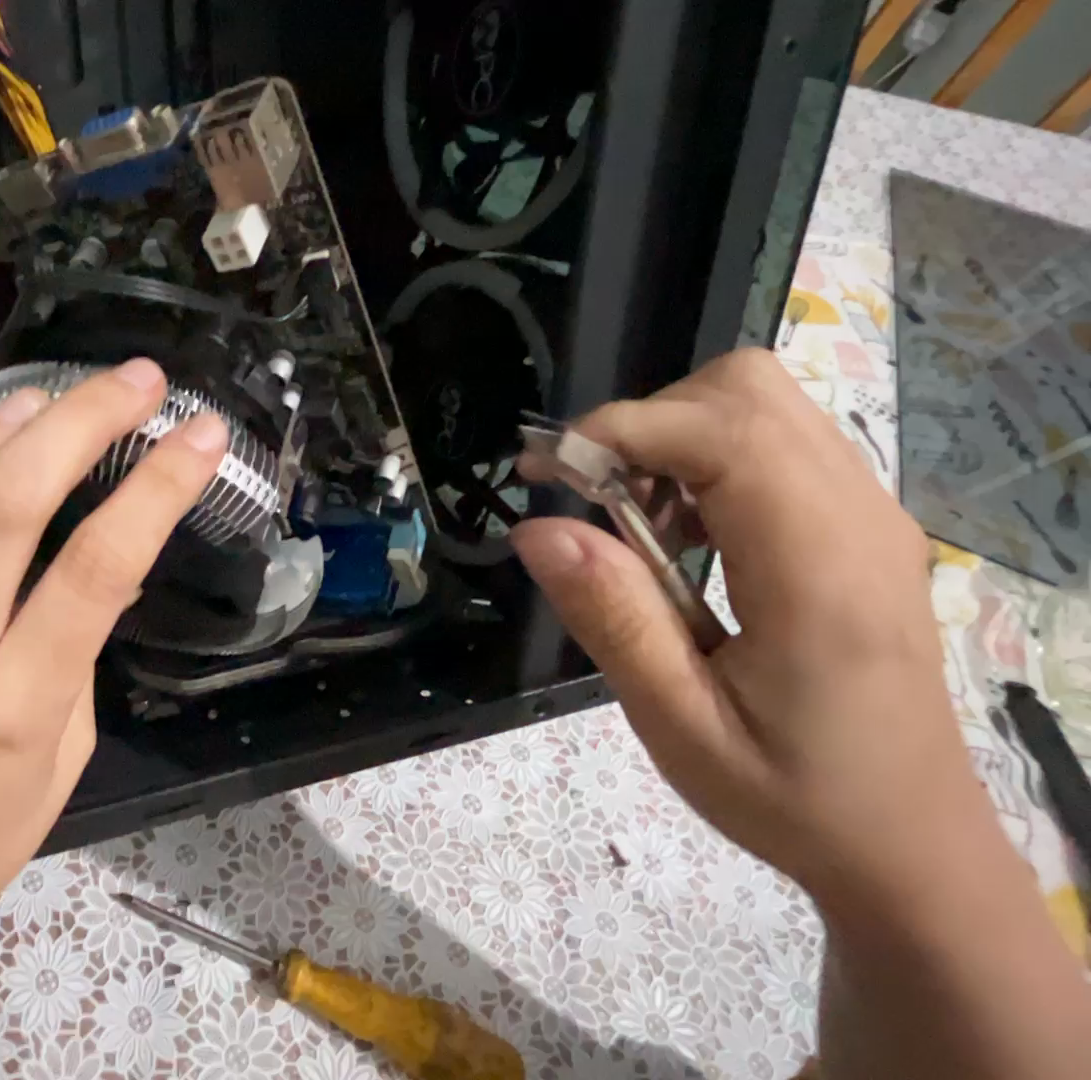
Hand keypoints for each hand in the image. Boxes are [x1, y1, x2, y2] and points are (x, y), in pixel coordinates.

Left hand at [0, 358, 227, 922]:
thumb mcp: (68, 745)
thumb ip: (80, 644)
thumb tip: (103, 556)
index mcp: (17, 695)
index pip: (95, 569)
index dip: (156, 488)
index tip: (201, 432)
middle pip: (2, 507)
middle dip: (78, 422)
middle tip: (132, 379)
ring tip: (25, 413)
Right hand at [510, 348, 991, 910]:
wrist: (907, 843)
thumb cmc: (788, 794)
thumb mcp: (677, 723)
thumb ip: (612, 618)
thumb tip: (536, 529)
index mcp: (818, 572)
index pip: (727, 433)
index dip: (623, 429)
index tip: (544, 474)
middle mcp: (857, 519)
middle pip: (747, 391)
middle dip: (644, 423)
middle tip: (586, 498)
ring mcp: (864, 517)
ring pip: (759, 407)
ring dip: (667, 441)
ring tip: (624, 523)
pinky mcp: (853, 527)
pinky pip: (770, 445)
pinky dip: (698, 462)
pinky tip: (671, 537)